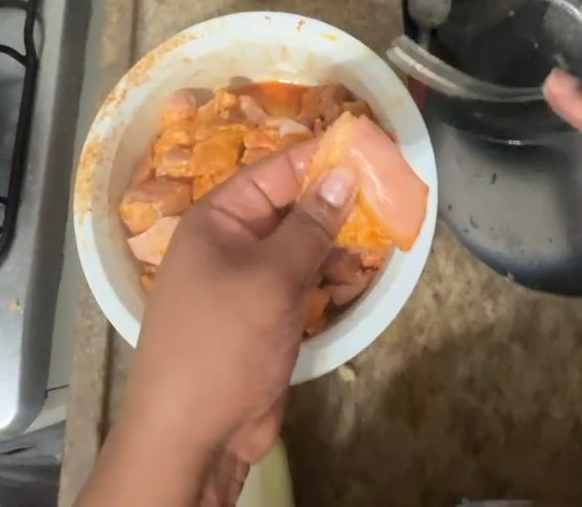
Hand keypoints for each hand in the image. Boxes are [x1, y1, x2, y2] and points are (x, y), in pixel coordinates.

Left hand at [99, 141, 354, 503]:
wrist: (191, 438)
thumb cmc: (223, 342)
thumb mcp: (270, 277)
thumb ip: (310, 225)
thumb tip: (343, 173)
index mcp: (218, 218)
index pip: (274, 171)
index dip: (319, 156)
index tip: (366, 144)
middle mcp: (232, 240)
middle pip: (290, 205)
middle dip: (335, 196)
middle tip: (389, 184)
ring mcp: (249, 279)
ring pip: (300, 242)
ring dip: (338, 234)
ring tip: (389, 217)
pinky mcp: (267, 313)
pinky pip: (302, 277)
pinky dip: (331, 269)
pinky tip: (366, 262)